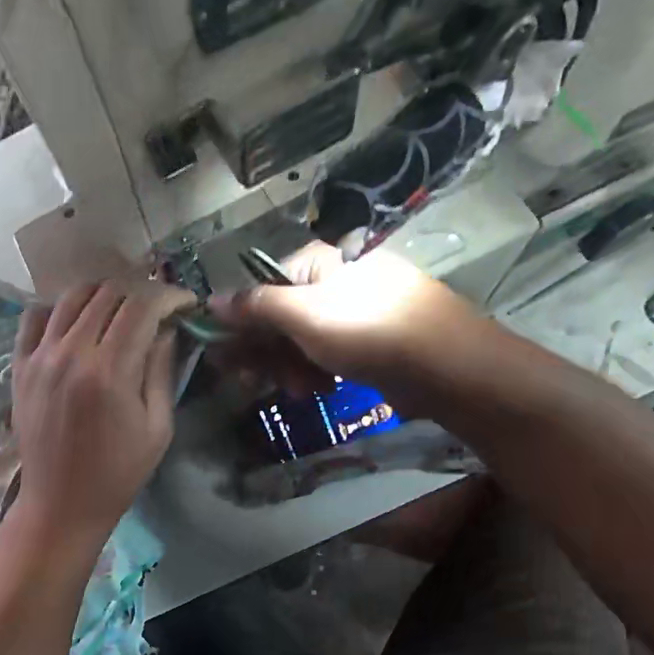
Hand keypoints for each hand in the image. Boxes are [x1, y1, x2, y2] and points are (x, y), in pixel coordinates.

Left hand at [10, 282, 189, 542]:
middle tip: (159, 308)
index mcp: (109, 371)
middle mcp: (70, 353)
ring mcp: (40, 356)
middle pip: (109, 292)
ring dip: (105, 294)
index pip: (141, 306)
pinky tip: (79, 322)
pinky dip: (62, 308)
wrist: (61, 503)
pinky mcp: (19, 365)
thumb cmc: (119, 472)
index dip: (169, 296)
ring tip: (123, 310)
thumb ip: (162, 371)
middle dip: (141, 291)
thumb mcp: (158, 427)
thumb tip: (167, 329)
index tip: (185, 303)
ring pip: (73, 296)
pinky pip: (36, 315)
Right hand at [209, 242, 494, 405]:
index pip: (261, 288)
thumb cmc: (367, 331)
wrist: (444, 363)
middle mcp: (335, 281)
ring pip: (304, 340)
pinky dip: (320, 371)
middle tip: (255, 384)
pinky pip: (331, 354)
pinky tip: (322, 389)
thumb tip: (209, 300)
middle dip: (267, 353)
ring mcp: (356, 311)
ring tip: (301, 391)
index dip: (241, 324)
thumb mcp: (303, 315)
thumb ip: (254, 306)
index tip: (226, 359)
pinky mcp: (372, 341)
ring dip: (292, 368)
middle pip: (281, 317)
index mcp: (318, 263)